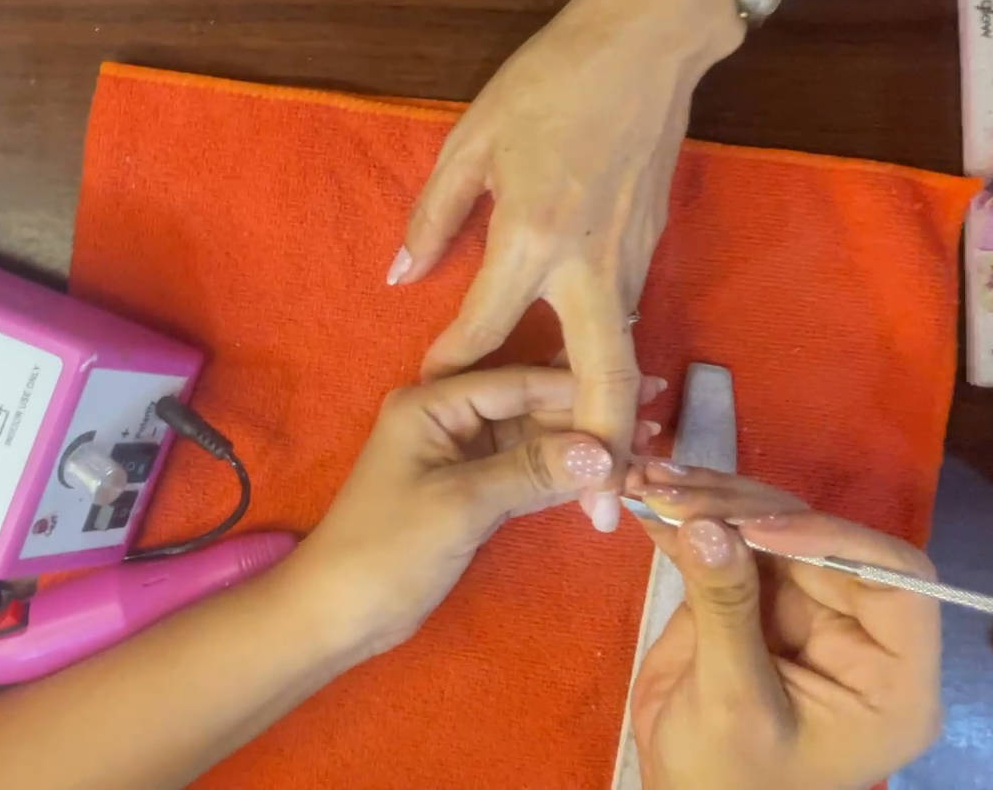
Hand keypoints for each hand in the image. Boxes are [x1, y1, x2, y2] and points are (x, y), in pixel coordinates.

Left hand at [279, 367, 620, 658]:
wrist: (341, 609)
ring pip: (529, 440)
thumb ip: (530, 471)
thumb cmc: (388, 547)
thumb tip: (604, 447)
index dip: (573, 388)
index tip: (634, 390)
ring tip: (644, 442)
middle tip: (651, 413)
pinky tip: (604, 473)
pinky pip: (523, 472)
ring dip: (579, 444)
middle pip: (525, 407)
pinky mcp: (470, 491)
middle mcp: (446, 419)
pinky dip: (559, 476)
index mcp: (430, 403)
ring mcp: (459, 455)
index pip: (512, 383)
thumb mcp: (460, 505)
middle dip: (583, 413)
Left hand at [392, 0, 745, 522]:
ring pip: (617, 352)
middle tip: (594, 518)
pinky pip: (622, 316)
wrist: (643, 43)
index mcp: (531, 238)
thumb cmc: (545, 86)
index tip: (431, 397)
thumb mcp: (471, 144)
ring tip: (588, 469)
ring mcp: (629, 259)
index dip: (452, 365)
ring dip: (607, 413)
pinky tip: (583, 377)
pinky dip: (607, 358)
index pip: (483, 327)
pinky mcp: (651, 247)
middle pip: (599, 378)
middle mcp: (587, 265)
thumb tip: (400, 275)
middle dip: (597, 453)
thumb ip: (434, 218)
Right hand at [624, 465, 942, 789]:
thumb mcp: (733, 703)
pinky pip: (714, 537)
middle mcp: (846, 625)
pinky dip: (676, 516)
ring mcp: (789, 603)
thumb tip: (707, 525)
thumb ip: (726, 612)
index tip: (750, 528)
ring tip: (644, 483)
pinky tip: (638, 493)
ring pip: (757, 524)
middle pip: (810, 536)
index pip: (892, 577)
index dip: (830, 539)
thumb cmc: (728, 778)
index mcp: (884, 671)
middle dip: (737, 507)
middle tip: (664, 493)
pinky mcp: (737, 590)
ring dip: (700, 498)